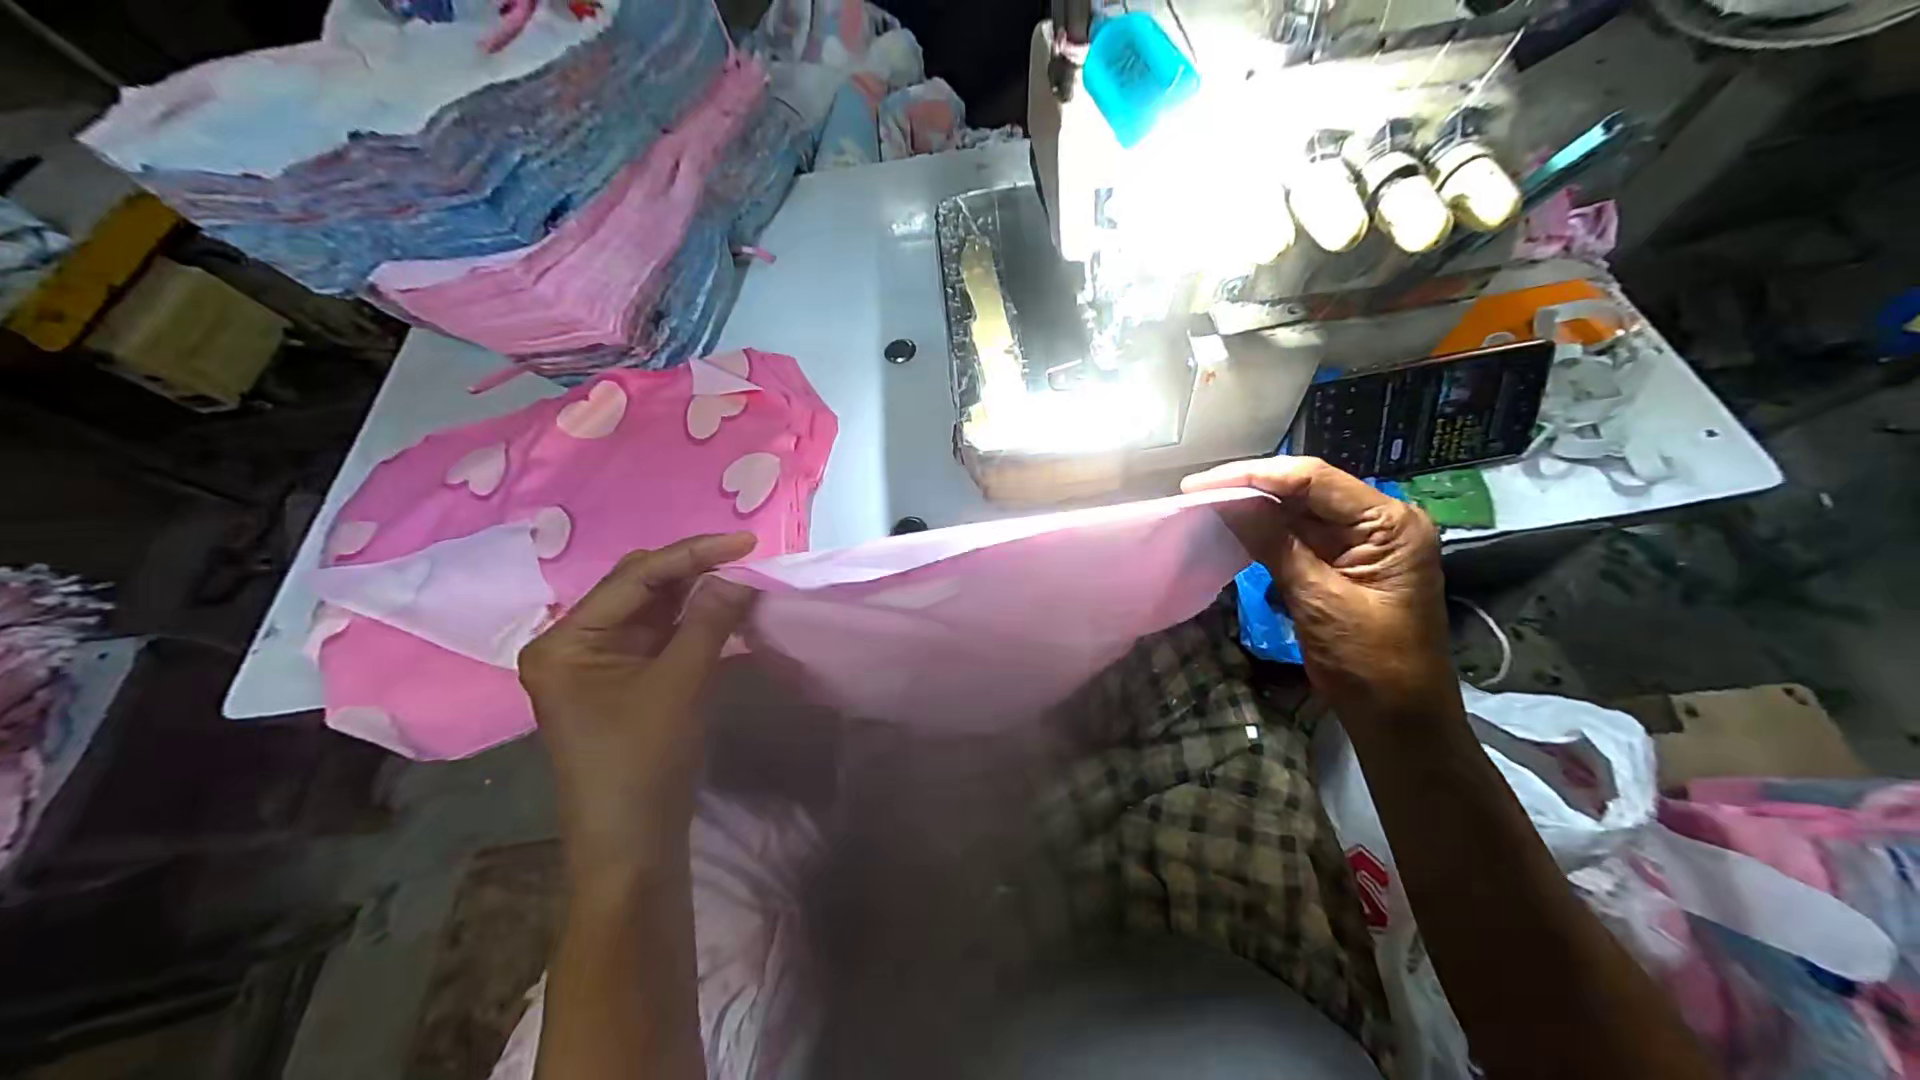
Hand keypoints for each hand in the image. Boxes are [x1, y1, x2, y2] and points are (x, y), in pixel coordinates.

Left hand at [520, 533, 756, 880]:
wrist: (632, 845)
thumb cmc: (640, 765)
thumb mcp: (677, 687)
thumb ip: (707, 623)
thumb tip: (739, 576)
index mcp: (566, 640)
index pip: (634, 578)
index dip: (692, 555)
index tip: (745, 542)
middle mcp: (577, 642)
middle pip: (640, 587)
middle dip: (693, 571)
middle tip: (745, 561)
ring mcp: (603, 662)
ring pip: (655, 609)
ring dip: (697, 594)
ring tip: (742, 579)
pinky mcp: (629, 680)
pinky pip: (665, 636)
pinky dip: (696, 621)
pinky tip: (727, 611)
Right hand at [1182, 456, 1451, 712]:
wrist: (1397, 719)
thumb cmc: (1371, 662)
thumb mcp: (1319, 599)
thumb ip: (1274, 544)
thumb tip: (1227, 503)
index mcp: (1389, 523)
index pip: (1313, 480)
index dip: (1254, 476)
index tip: (1202, 483)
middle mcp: (1376, 523)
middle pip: (1303, 491)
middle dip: (1249, 490)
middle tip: (1194, 492)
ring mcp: (1357, 545)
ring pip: (1295, 514)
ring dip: (1252, 511)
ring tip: (1203, 506)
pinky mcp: (1339, 566)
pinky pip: (1295, 540)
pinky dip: (1262, 536)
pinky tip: (1230, 531)